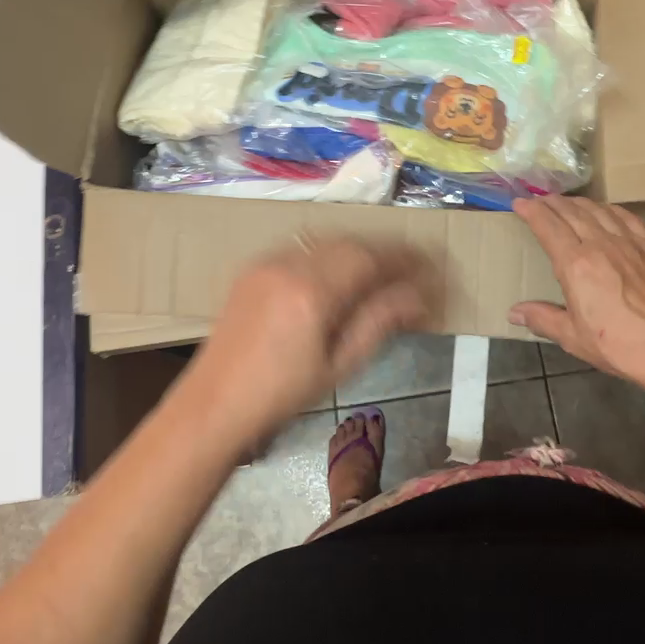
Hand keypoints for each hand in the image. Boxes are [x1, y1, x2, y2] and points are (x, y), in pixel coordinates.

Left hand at [181, 236, 435, 443]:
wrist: (214, 403)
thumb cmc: (282, 394)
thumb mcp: (339, 365)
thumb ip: (379, 322)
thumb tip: (419, 297)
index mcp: (312, 291)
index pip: (370, 258)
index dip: (404, 259)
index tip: (430, 268)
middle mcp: (288, 265)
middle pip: (350, 243)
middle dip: (385, 252)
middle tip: (413, 269)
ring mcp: (267, 262)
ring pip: (326, 241)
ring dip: (358, 249)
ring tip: (383, 270)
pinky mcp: (253, 268)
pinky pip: (302, 247)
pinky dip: (330, 252)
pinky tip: (342, 272)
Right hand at [510, 196, 644, 393]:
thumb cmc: (620, 347)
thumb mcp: (573, 338)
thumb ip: (543, 319)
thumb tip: (514, 313)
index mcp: (576, 265)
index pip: (548, 227)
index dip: (531, 212)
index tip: (519, 204)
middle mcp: (601, 244)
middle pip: (572, 212)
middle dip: (552, 203)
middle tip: (539, 200)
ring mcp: (630, 243)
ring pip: (599, 210)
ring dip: (578, 202)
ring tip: (567, 202)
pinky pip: (627, 217)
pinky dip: (610, 209)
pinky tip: (606, 210)